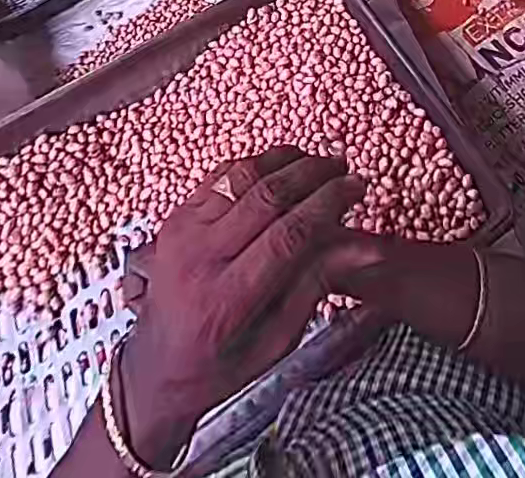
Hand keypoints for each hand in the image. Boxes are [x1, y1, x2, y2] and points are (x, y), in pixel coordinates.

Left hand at [113, 148, 365, 467]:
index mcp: (226, 301)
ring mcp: (183, 231)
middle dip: (314, 174)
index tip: (356, 188)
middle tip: (344, 169)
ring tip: (319, 162)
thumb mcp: (277, 340)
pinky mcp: (177, 214)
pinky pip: (222, 173)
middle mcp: (200, 258)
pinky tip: (282, 164)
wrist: (156, 364)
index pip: (287, 236)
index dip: (328, 205)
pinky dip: (257, 162)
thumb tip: (368, 247)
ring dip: (287, 161)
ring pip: (243, 175)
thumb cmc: (222, 363)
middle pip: (267, 197)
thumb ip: (318, 285)